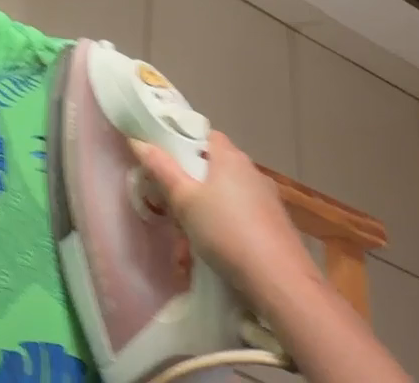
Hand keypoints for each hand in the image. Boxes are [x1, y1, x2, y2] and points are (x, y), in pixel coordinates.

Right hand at [131, 131, 315, 292]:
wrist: (280, 281)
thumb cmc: (225, 230)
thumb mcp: (183, 199)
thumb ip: (160, 168)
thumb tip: (138, 140)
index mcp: (230, 157)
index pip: (203, 136)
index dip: (181, 144)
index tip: (163, 163)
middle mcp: (251, 172)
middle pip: (210, 170)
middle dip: (187, 193)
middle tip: (171, 215)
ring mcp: (266, 199)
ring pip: (222, 199)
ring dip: (200, 219)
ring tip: (185, 251)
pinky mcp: (274, 226)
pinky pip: (238, 219)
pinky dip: (220, 232)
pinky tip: (209, 258)